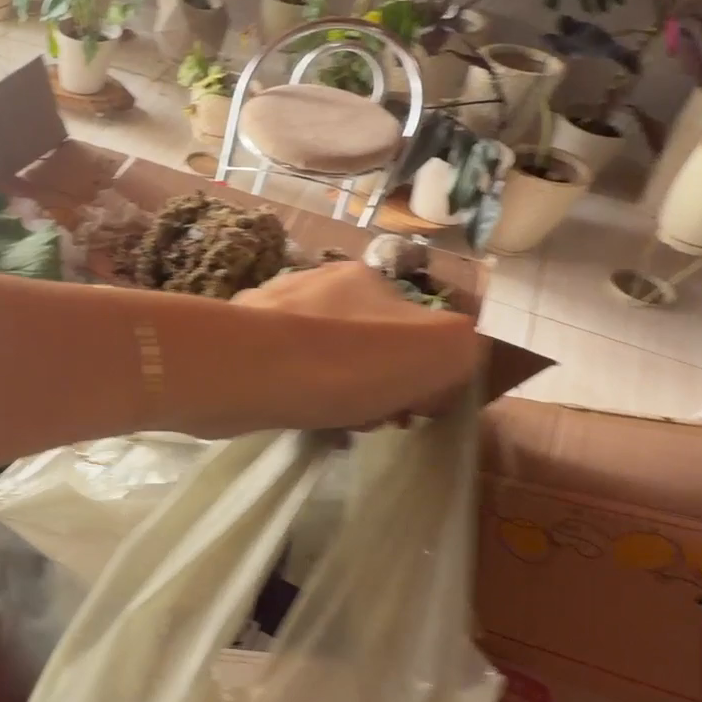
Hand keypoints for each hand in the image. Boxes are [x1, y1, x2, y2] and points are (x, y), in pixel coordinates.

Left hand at [227, 262, 482, 431]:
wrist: (248, 372)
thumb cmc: (349, 360)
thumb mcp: (445, 348)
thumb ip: (466, 347)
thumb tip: (450, 366)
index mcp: (365, 277)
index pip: (410, 320)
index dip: (420, 366)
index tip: (412, 405)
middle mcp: (313, 285)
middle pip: (363, 341)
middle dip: (374, 383)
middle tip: (373, 419)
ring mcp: (268, 312)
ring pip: (319, 358)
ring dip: (334, 392)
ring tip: (336, 423)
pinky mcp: (235, 343)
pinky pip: (278, 371)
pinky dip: (292, 395)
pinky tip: (295, 417)